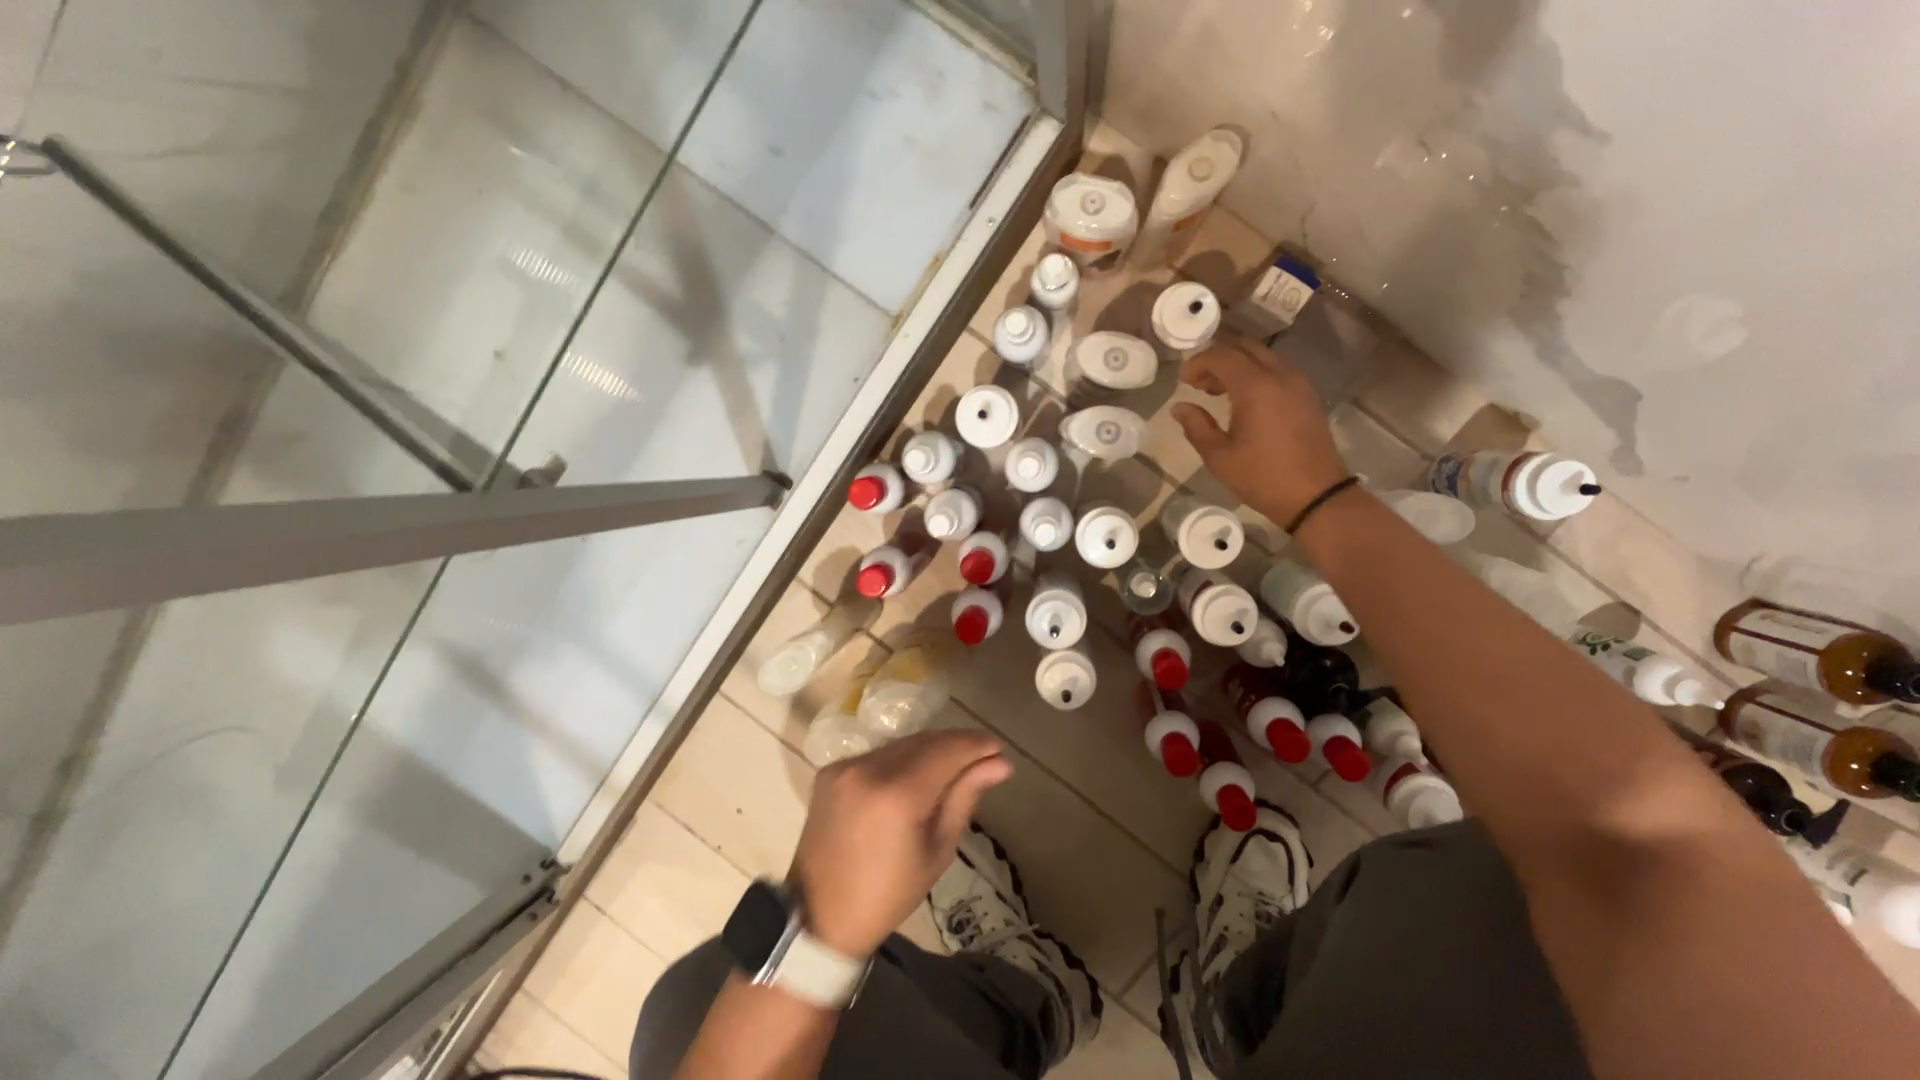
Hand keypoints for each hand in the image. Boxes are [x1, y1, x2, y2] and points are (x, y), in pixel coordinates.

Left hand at [788, 730, 1011, 957]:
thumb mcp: (938, 850)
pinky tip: (916, 776)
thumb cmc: (889, 893)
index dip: (976, 745)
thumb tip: (1000, 764)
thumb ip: (965, 797)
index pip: (946, 751)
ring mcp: (844, 767)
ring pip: (900, 745)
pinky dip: (902, 760)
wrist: (821, 913)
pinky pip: (877, 756)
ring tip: (954, 767)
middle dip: (956, 744)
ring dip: (930, 750)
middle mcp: (867, 769)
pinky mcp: (830, 772)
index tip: (999, 749)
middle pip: (923, 741)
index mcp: (897, 795)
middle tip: (984, 757)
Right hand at [1173, 337, 1351, 523]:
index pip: (1221, 355)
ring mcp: (1299, 384)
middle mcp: (1280, 375)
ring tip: (1220, 393)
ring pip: (1263, 356)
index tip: (1184, 381)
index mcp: (1255, 387)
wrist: (1316, 495)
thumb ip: (1196, 426)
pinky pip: (1278, 371)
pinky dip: (1257, 375)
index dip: (1198, 363)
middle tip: (1200, 383)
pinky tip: (1246, 402)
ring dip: (1238, 365)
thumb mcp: (1219, 457)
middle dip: (1218, 358)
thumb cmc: (1262, 478)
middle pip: (1245, 347)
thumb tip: (1179, 408)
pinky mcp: (1308, 396)